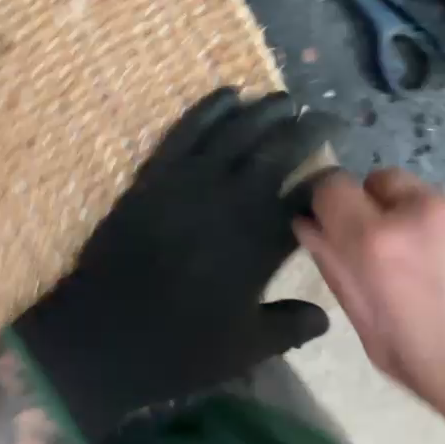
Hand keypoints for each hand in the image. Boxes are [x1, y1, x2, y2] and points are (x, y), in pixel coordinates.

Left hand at [11, 89, 345, 442]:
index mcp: (258, 244)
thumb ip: (289, 327)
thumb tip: (325, 315)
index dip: (329, 180)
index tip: (342, 171)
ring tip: (284, 99)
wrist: (102, 334)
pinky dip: (209, 108)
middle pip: (277, 152)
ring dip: (264, 111)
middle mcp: (229, 203)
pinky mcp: (154, 174)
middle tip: (326, 115)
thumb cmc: (177, 348)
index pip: (305, 199)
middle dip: (307, 129)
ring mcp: (188, 183)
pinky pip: (185, 130)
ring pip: (234, 132)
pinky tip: (227, 94)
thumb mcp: (245, 349)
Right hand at [296, 170, 444, 443]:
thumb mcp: (393, 354)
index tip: (352, 231)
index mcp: (381, 249)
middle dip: (394, 216)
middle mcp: (426, 210)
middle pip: (385, 184)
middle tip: (429, 269)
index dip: (337, 209)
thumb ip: (343, 280)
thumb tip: (310, 227)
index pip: (330, 188)